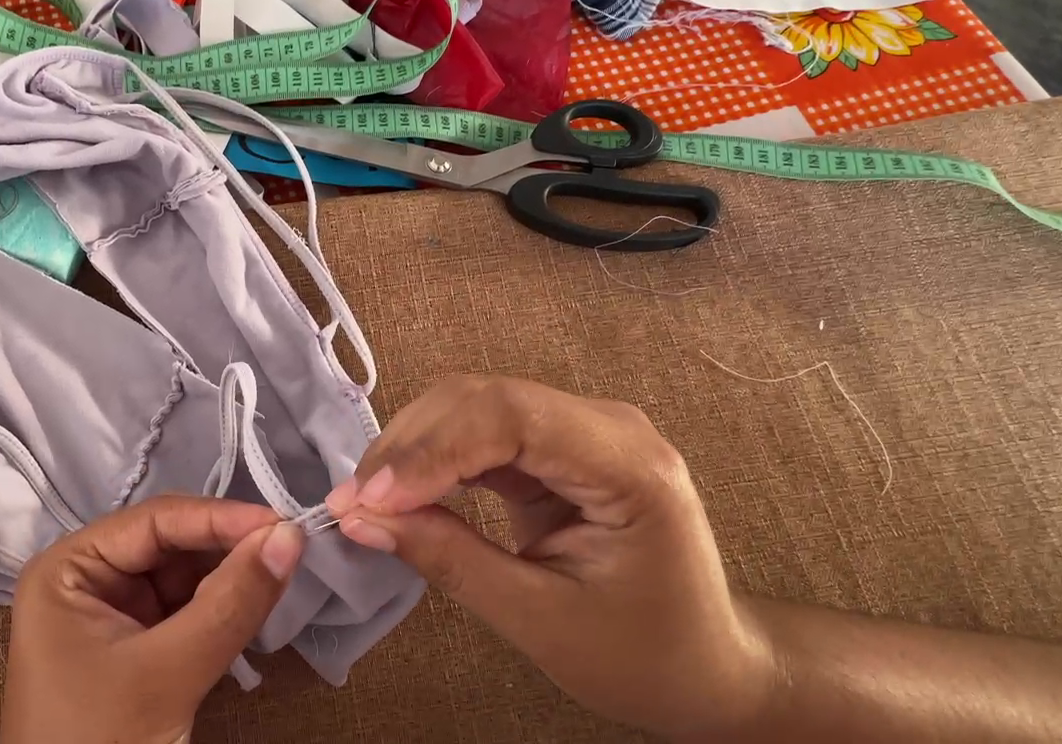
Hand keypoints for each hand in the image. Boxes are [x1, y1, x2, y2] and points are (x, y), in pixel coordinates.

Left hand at [1, 495, 307, 743]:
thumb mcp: (165, 675)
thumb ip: (229, 603)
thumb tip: (290, 536)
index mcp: (68, 569)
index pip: (153, 521)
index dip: (219, 517)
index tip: (281, 521)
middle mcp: (88, 578)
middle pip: (170, 543)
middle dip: (228, 546)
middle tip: (291, 545)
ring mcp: (113, 613)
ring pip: (184, 575)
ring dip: (231, 575)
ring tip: (283, 568)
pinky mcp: (138, 647)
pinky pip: (187, 610)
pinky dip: (223, 607)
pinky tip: (257, 600)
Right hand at [324, 375, 774, 739]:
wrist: (707, 663)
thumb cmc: (643, 655)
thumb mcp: (542, 621)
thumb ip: (451, 560)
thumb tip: (363, 518)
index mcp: (627, 463)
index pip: (511, 417)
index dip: (432, 448)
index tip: (372, 497)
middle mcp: (604, 424)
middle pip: (483, 398)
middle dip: (410, 445)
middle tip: (354, 501)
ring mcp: (578, 426)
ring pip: (471, 405)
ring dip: (413, 447)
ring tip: (367, 497)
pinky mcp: (553, 442)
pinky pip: (478, 430)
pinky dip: (432, 457)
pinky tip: (402, 489)